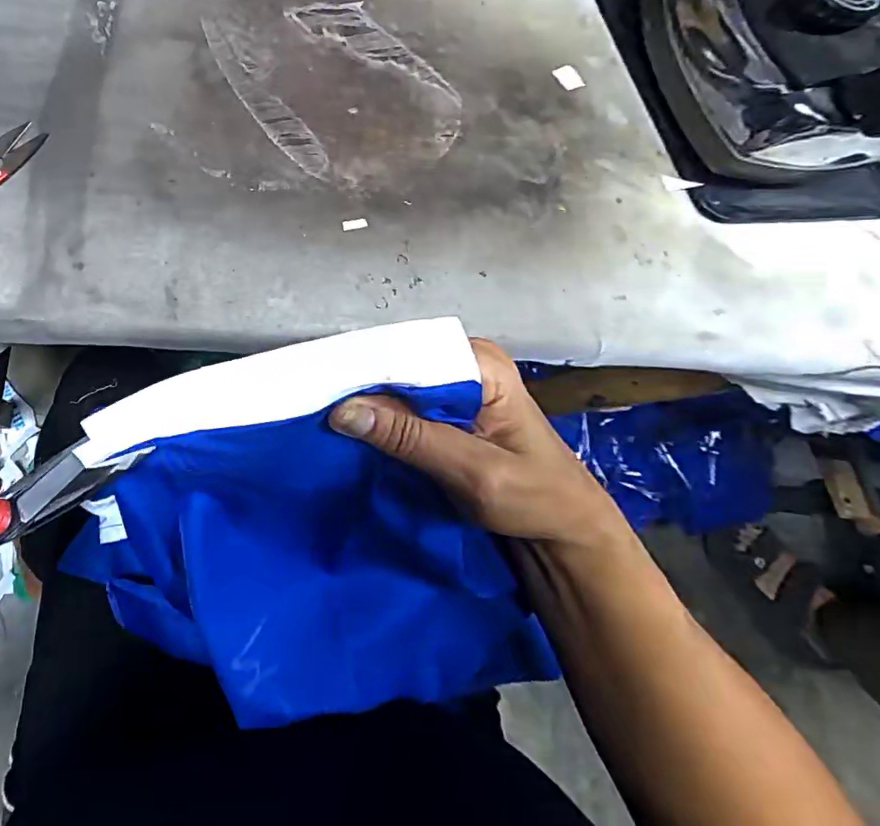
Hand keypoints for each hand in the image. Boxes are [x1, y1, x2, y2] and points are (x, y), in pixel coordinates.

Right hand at [330, 338, 628, 549]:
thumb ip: (411, 438)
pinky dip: (384, 420)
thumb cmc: (536, 498)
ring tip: (323, 420)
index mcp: (483, 363)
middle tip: (314, 408)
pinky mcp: (450, 411)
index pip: (410, 352)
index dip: (366, 369)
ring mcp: (459, 386)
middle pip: (401, 365)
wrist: (564, 528)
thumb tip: (343, 410)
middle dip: (363, 387)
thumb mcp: (474, 472)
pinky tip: (354, 433)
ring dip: (369, 405)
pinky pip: (407, 406)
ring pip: (400, 386)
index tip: (322, 390)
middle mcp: (468, 363)